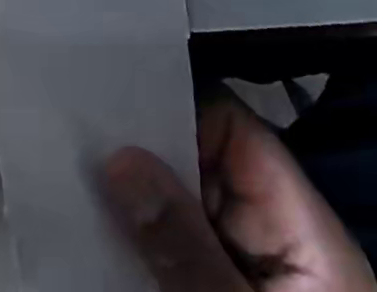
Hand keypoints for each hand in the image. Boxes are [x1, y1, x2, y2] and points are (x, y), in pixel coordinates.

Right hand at [105, 90, 376, 291]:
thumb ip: (183, 248)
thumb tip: (120, 159)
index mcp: (303, 227)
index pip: (241, 135)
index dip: (183, 110)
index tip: (118, 104)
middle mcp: (275, 234)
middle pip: (207, 164)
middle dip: (148, 151)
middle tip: (80, 134)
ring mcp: (246, 267)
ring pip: (182, 206)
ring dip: (134, 197)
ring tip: (72, 172)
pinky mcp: (218, 290)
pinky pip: (174, 249)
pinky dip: (138, 239)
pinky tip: (93, 227)